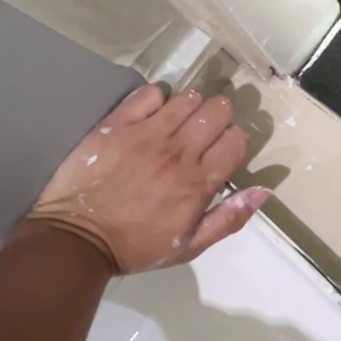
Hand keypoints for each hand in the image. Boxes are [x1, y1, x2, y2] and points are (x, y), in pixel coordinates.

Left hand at [25, 83, 269, 274]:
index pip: (236, 139)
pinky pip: (150, 93)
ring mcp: (147, 134)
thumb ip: (230, 218)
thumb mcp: (189, 246)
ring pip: (188, 97)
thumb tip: (264, 191)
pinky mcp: (118, 124)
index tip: (221, 151)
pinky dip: (156, 99)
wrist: (76, 239)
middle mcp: (179, 152)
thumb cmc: (136, 247)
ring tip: (177, 122)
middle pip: (218, 110)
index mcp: (199, 183)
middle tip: (203, 132)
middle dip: (218, 117)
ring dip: (190, 106)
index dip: (234, 142)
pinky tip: (150, 115)